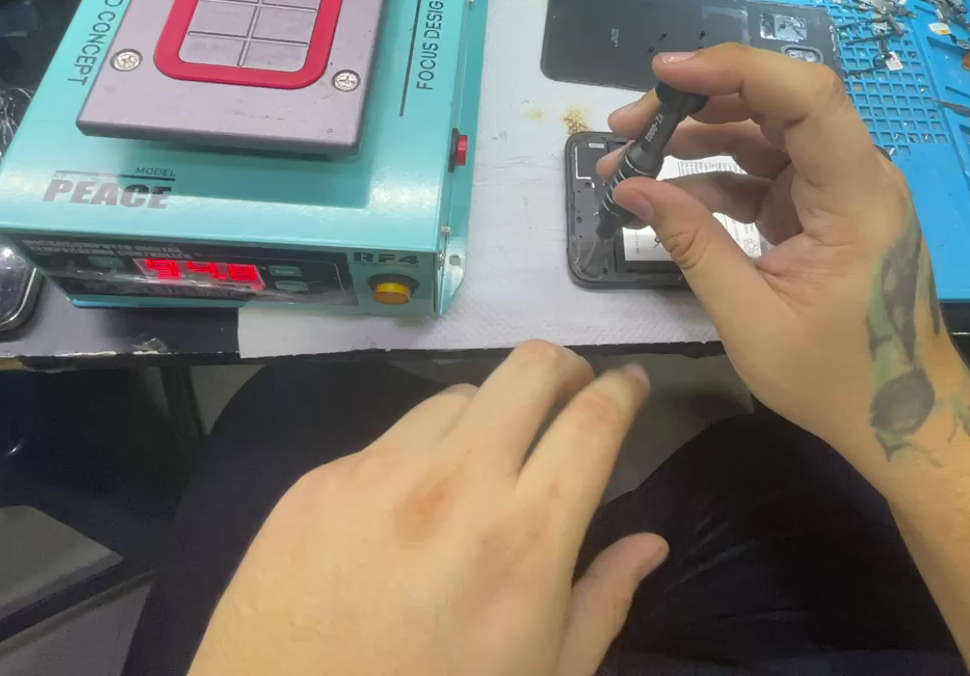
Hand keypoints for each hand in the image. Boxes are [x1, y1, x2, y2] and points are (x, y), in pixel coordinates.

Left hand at [189, 342, 666, 675]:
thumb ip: (603, 602)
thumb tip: (650, 542)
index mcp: (524, 541)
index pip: (594, 421)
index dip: (623, 388)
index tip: (632, 381)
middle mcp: (455, 484)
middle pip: (529, 367)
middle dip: (564, 367)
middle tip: (569, 395)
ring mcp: (380, 473)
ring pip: (460, 395)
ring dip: (489, 416)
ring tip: (481, 465)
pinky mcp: (319, 481)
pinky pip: (391, 439)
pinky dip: (419, 457)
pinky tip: (401, 514)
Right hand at [597, 45, 969, 471]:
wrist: (900, 417)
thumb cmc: (837, 380)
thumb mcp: (751, 319)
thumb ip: (692, 245)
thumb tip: (630, 189)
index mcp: (855, 197)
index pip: (807, 98)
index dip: (737, 69)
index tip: (666, 74)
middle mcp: (853, 176)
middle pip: (775, 105)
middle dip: (696, 103)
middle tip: (625, 124)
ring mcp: (834, 190)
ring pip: (762, 133)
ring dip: (694, 138)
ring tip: (627, 158)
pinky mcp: (817, 208)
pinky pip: (761, 172)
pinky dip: (712, 177)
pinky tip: (664, 193)